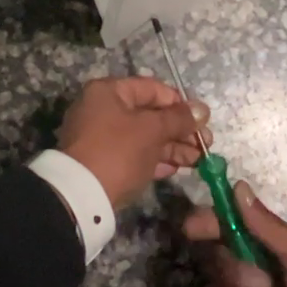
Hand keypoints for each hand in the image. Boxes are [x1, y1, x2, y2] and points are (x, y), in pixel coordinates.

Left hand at [58, 77, 210, 206]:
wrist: (81, 197)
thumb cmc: (118, 151)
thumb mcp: (151, 131)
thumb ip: (178, 119)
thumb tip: (203, 109)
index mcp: (109, 92)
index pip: (152, 89)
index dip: (179, 103)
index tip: (201, 119)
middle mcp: (103, 109)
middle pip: (149, 114)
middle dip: (179, 130)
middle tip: (205, 144)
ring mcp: (102, 136)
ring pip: (144, 136)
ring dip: (172, 146)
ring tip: (198, 160)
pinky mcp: (103, 162)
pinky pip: (134, 154)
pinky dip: (155, 159)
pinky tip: (176, 168)